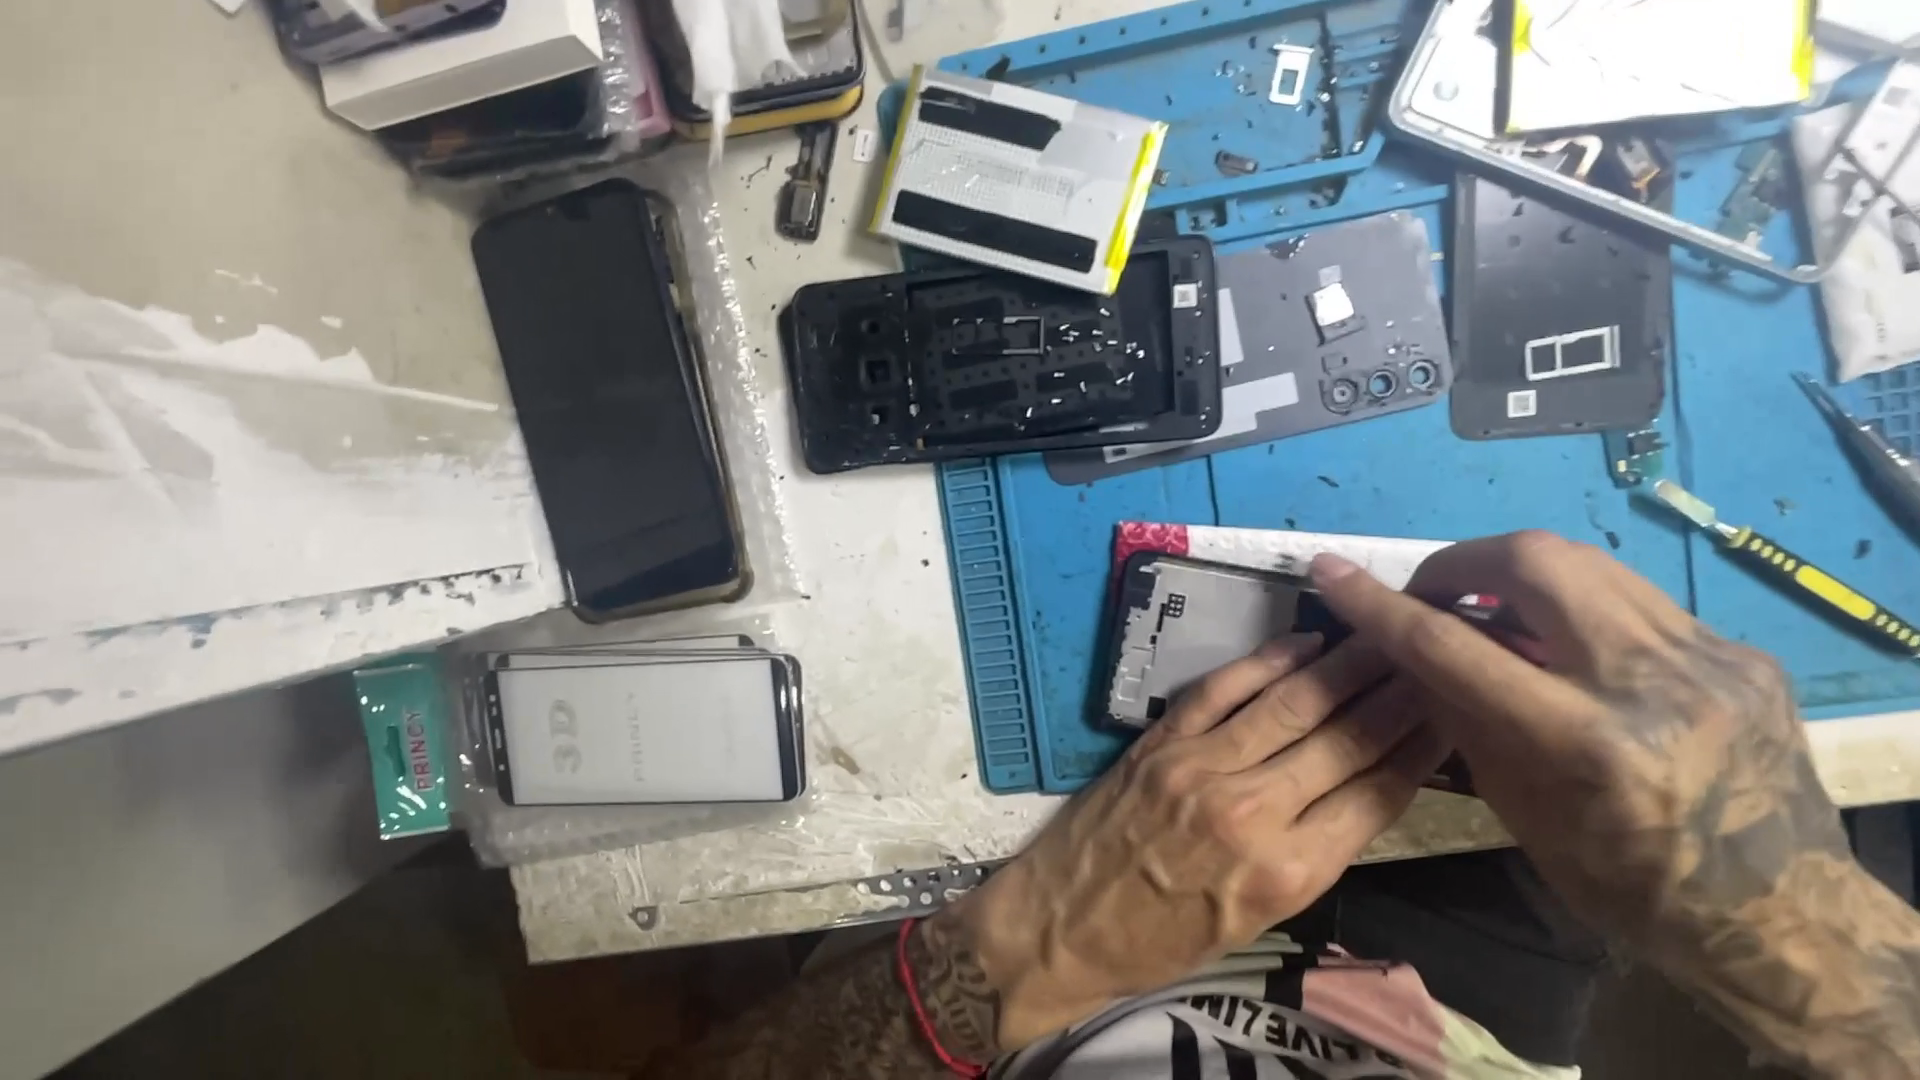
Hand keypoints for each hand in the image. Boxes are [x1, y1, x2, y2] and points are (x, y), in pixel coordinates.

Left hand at [922, 634, 1446, 1054]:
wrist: (1066, 925)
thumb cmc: (1165, 939)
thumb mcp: (1258, 920)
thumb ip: (1312, 852)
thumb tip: (1362, 789)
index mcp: (1288, 871)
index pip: (1375, 793)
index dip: (1421, 748)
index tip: (1452, 712)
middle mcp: (1252, 810)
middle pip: (1344, 739)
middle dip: (1397, 695)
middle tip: (1434, 658)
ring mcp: (1201, 766)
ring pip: (1290, 704)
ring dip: (1344, 666)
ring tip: (1385, 636)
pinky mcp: (1161, 742)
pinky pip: (1222, 689)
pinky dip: (1265, 661)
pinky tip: (1302, 642)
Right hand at [1310, 533, 1919, 1077]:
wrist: (1778, 915)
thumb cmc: (1619, 877)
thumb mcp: (1513, 803)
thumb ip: (1457, 710)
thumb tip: (1406, 645)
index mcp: (1584, 741)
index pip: (1450, 646)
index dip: (1378, 605)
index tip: (1329, 571)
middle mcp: (1651, 682)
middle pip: (1531, 562)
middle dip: (1458, 561)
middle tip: (1431, 594)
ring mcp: (1709, 658)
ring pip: (1583, 561)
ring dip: (1512, 573)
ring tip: (1487, 609)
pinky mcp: (1740, 651)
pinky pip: (1627, 596)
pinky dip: (1569, 604)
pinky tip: (1560, 641)